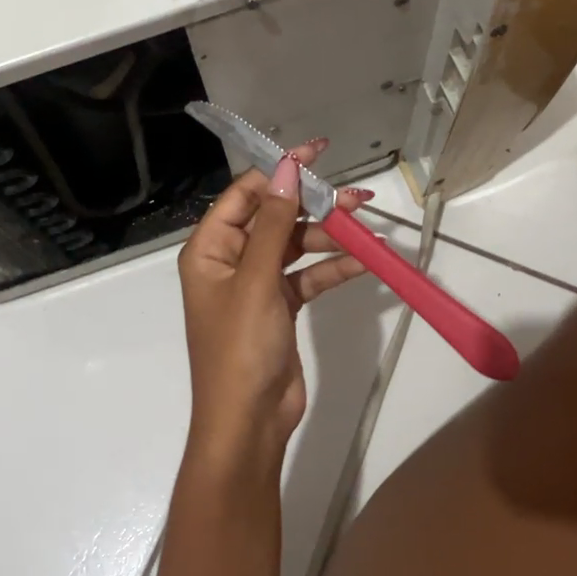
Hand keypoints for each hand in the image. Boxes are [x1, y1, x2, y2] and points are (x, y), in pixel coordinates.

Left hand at [176, 138, 371, 455]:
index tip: (318, 153)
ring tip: (367, 230)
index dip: (280, 171)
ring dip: (329, 237)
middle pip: (274, 218)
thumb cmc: (241, 348)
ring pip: (295, 246)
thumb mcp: (257, 280)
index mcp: (209, 249)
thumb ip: (274, 223)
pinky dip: (333, 269)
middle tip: (356, 199)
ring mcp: (256, 286)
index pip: (245, 195)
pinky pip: (307, 276)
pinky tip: (365, 263)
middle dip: (313, 206)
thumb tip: (286, 167)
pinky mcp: (280, 309)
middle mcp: (230, 261)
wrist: (249, 423)